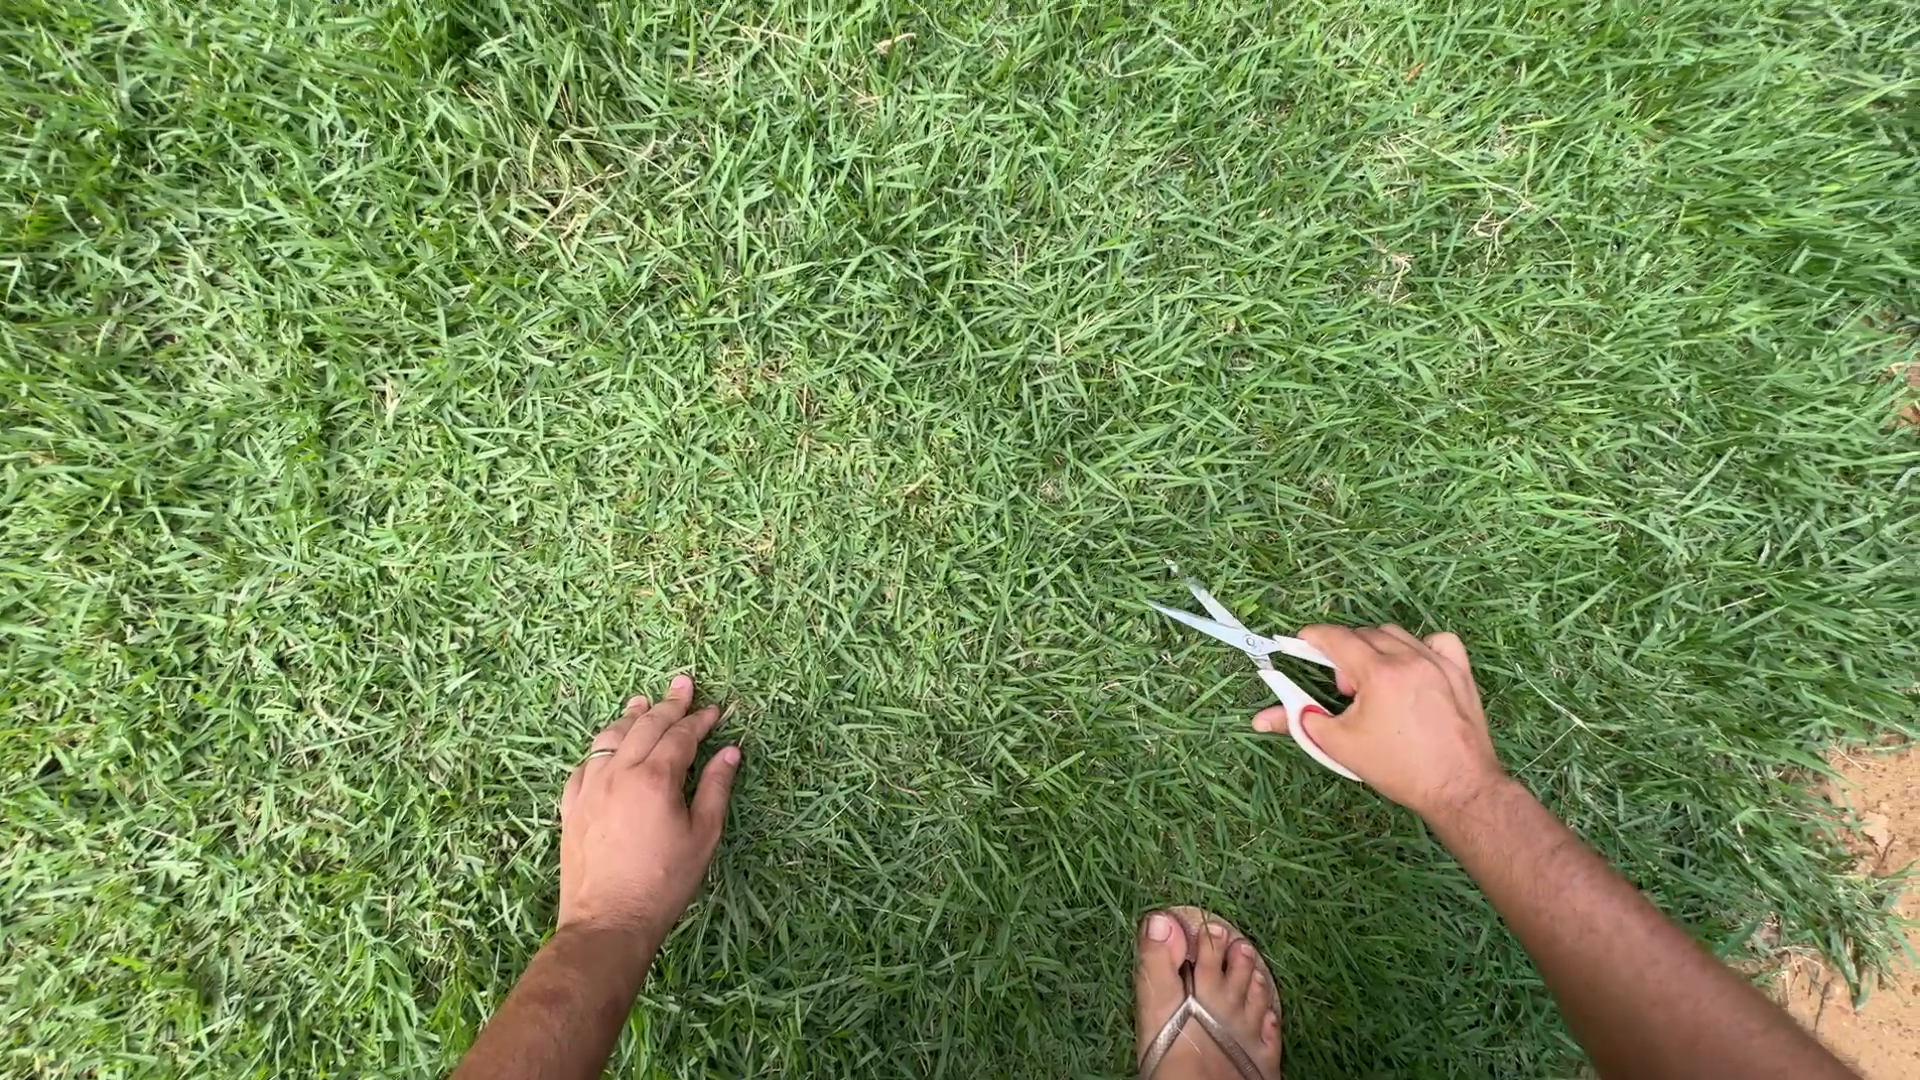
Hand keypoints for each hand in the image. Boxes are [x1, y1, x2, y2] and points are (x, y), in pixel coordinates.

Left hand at [557, 674, 741, 950]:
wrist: (607, 924)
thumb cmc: (664, 881)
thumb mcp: (703, 835)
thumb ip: (716, 787)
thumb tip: (730, 751)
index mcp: (655, 779)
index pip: (681, 735)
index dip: (700, 719)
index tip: (715, 709)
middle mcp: (619, 774)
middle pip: (646, 726)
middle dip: (668, 703)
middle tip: (683, 683)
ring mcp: (590, 790)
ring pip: (610, 739)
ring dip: (630, 717)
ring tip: (642, 701)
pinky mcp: (571, 809)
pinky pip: (583, 767)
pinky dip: (600, 750)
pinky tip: (606, 748)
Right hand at [1252, 625, 1505, 819]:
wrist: (1460, 789)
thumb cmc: (1396, 768)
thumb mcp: (1338, 744)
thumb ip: (1297, 721)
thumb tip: (1259, 719)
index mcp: (1379, 673)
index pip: (1336, 638)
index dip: (1312, 637)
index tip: (1300, 643)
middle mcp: (1410, 659)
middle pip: (1363, 634)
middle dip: (1343, 651)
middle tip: (1343, 687)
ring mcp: (1440, 663)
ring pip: (1395, 634)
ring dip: (1374, 648)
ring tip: (1373, 682)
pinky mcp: (1461, 674)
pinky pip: (1439, 641)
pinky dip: (1420, 647)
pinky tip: (1412, 669)